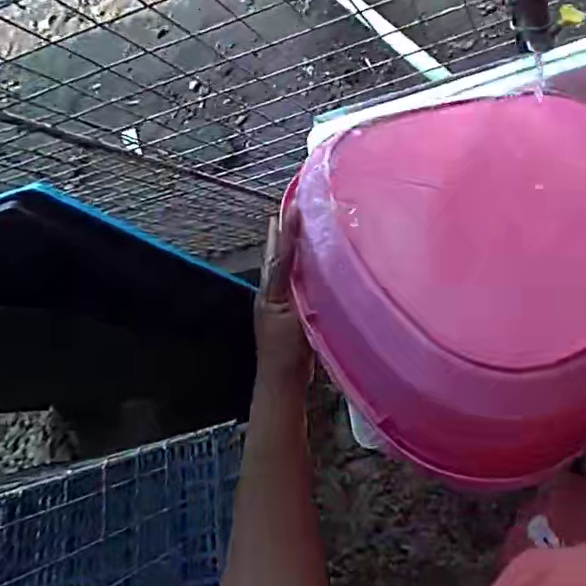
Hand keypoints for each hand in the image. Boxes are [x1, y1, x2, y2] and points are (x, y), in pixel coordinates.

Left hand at [254, 205, 312, 389]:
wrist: (282, 381)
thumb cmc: (287, 351)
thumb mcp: (292, 315)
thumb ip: (297, 287)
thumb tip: (304, 259)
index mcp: (273, 289)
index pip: (282, 252)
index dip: (288, 229)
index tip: (296, 205)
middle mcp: (274, 290)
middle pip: (279, 254)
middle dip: (284, 230)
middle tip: (293, 205)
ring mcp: (282, 300)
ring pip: (287, 264)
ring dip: (292, 243)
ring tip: (296, 222)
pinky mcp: (293, 310)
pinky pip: (297, 278)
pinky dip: (301, 262)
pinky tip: (312, 259)